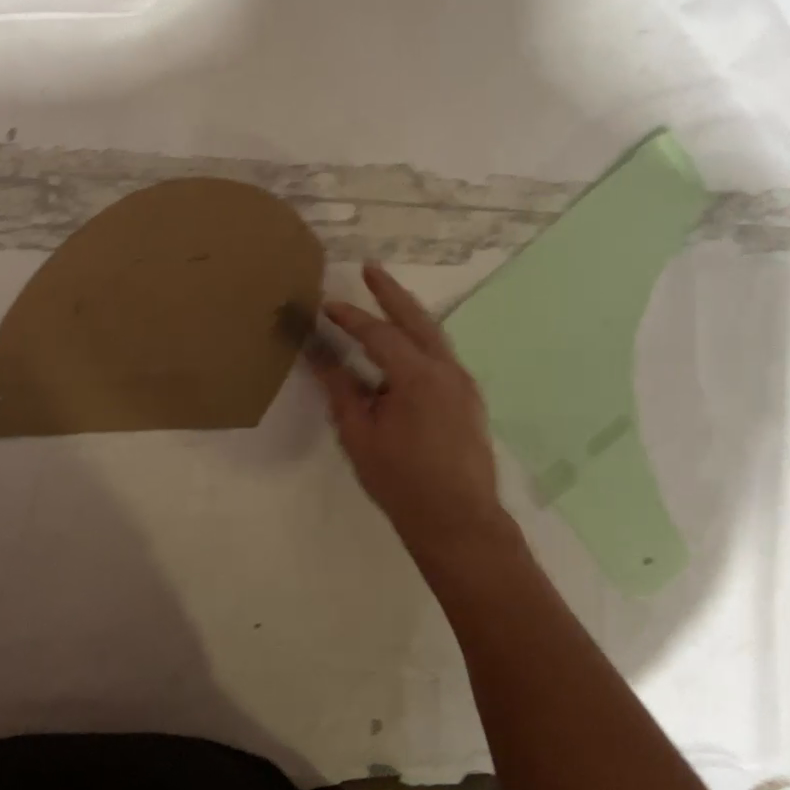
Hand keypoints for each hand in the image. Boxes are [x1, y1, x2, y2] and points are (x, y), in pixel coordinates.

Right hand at [313, 264, 508, 557]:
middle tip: (371, 269)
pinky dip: (420, 342)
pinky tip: (404, 351)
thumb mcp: (360, 436)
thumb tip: (321, 357)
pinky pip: (441, 358)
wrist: (458, 520)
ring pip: (434, 337)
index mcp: (418, 377)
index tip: (325, 305)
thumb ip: (342, 391)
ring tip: (386, 302)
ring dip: (409, 316)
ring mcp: (463, 386)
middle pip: (417, 320)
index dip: (350, 318)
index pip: (379, 334)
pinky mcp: (469, 402)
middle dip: (391, 293)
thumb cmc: (400, 480)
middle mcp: (447, 371)